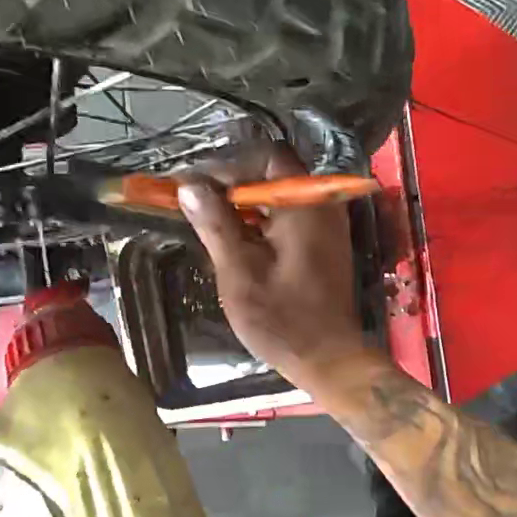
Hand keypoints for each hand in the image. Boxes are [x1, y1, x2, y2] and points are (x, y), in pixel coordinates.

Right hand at [177, 145, 373, 385]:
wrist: (328, 358)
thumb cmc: (281, 318)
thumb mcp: (239, 270)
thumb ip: (215, 223)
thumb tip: (189, 185)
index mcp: (304, 204)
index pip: (265, 157)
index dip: (227, 167)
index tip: (194, 188)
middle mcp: (321, 204)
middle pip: (274, 173)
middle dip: (233, 185)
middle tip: (198, 205)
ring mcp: (327, 223)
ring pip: (281, 195)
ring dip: (246, 203)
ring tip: (211, 223)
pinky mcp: (324, 241)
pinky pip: (290, 215)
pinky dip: (263, 220)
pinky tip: (238, 240)